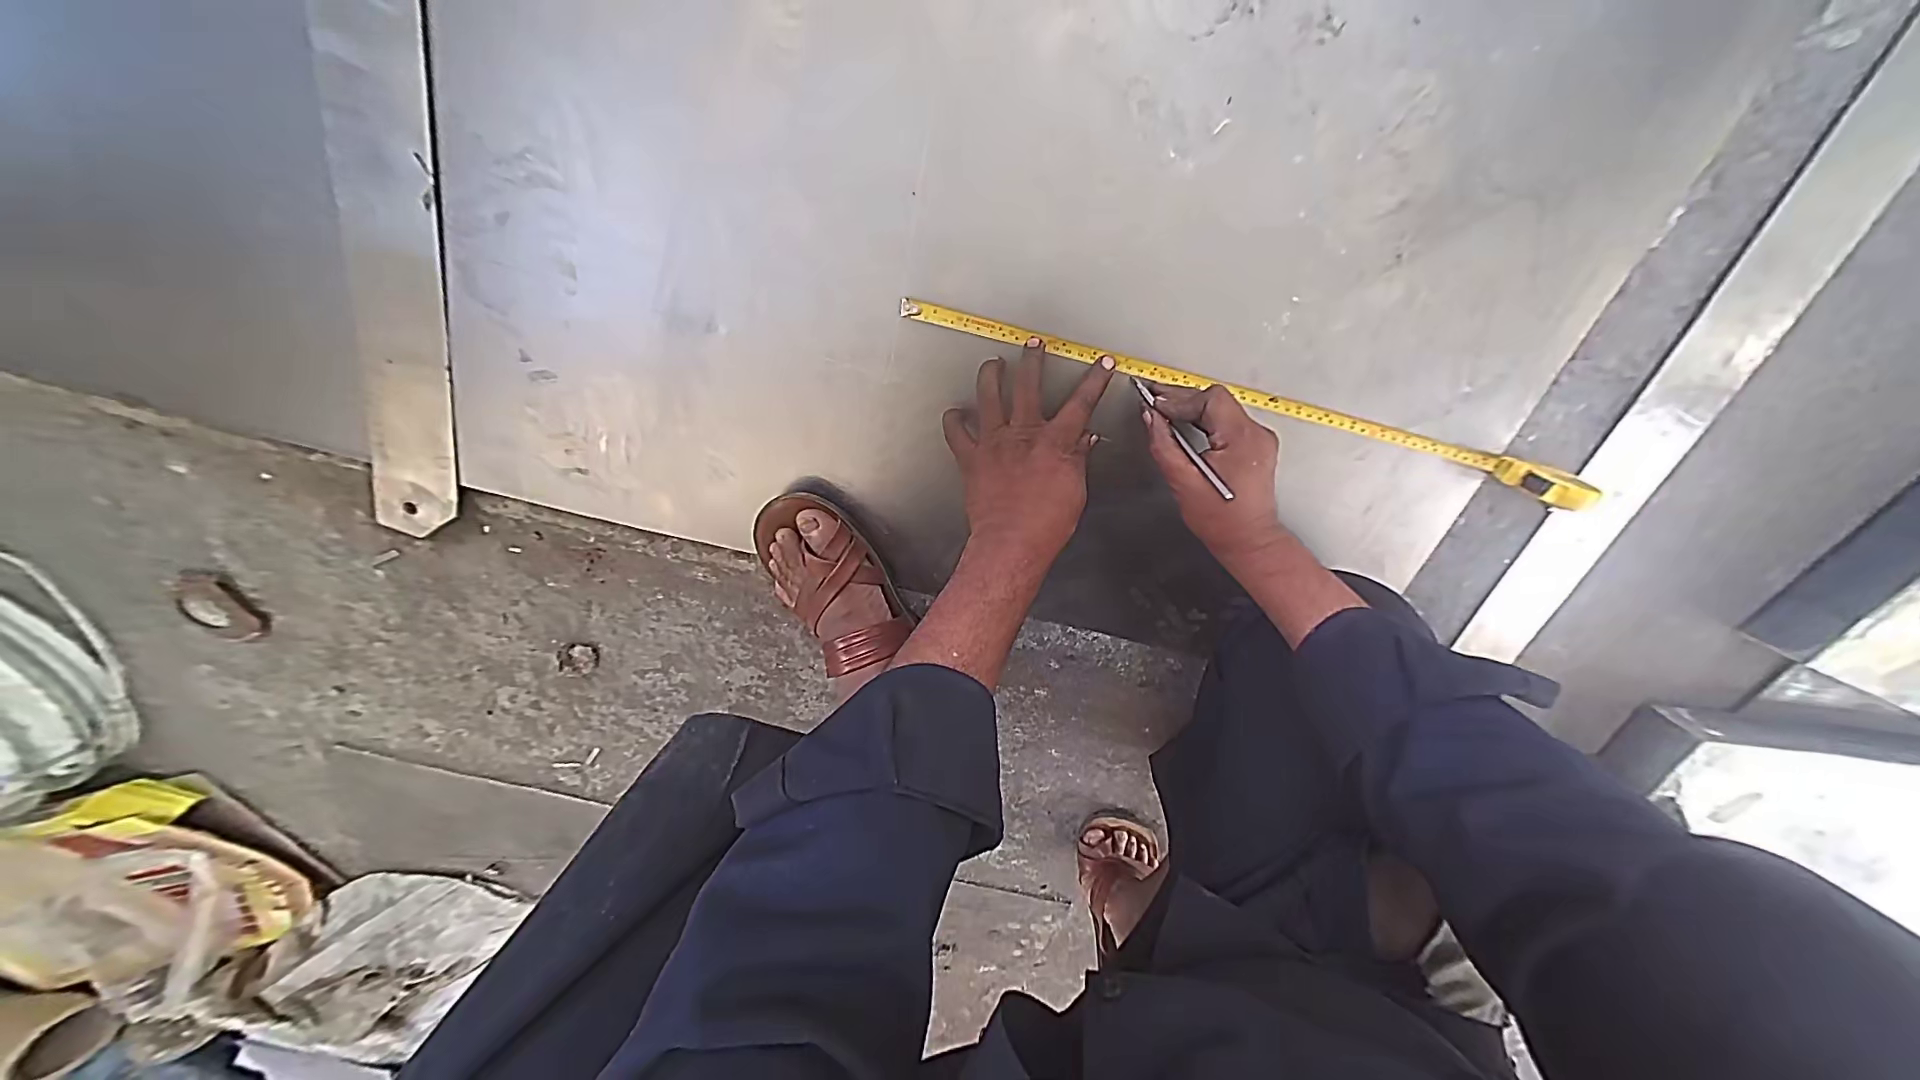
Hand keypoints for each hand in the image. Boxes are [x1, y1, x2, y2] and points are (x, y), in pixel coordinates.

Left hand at [943, 337, 1116, 562]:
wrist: (1011, 543)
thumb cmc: (1046, 523)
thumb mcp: (1075, 490)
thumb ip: (1079, 459)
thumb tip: (1085, 441)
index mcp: (1055, 442)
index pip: (1081, 403)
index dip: (1094, 380)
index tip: (1102, 363)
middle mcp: (1023, 434)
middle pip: (1028, 386)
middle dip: (1033, 360)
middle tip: (1034, 344)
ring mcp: (994, 443)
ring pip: (989, 396)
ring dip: (991, 375)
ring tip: (993, 362)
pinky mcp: (971, 458)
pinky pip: (956, 431)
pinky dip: (954, 419)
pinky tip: (955, 412)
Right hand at [1141, 384, 1284, 567]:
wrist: (1247, 540)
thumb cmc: (1221, 520)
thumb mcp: (1183, 482)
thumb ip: (1164, 445)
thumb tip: (1151, 418)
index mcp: (1242, 439)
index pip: (1209, 400)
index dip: (1177, 398)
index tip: (1154, 404)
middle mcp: (1256, 433)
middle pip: (1215, 399)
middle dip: (1182, 398)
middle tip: (1154, 399)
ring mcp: (1258, 438)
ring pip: (1220, 407)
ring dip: (1191, 407)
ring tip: (1165, 409)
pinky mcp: (1253, 445)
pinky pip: (1226, 420)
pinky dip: (1203, 418)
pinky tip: (1185, 423)